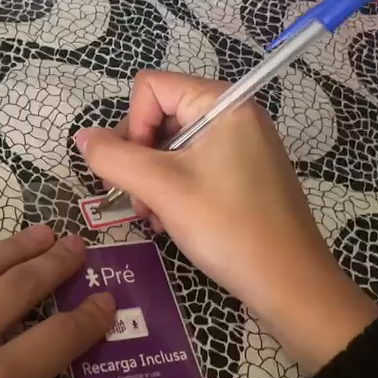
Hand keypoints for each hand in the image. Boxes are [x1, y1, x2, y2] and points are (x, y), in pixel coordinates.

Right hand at [76, 71, 377, 371]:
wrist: (295, 290)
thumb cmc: (230, 228)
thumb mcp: (162, 189)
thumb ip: (114, 157)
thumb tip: (83, 138)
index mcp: (222, 103)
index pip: (150, 88)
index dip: (132, 125)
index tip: (138, 170)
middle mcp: (234, 114)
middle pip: (158, 114)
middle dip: (139, 156)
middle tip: (138, 200)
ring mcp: (241, 144)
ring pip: (171, 144)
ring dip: (152, 178)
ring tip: (154, 217)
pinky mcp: (244, 173)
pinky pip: (192, 165)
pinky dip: (173, 188)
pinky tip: (172, 221)